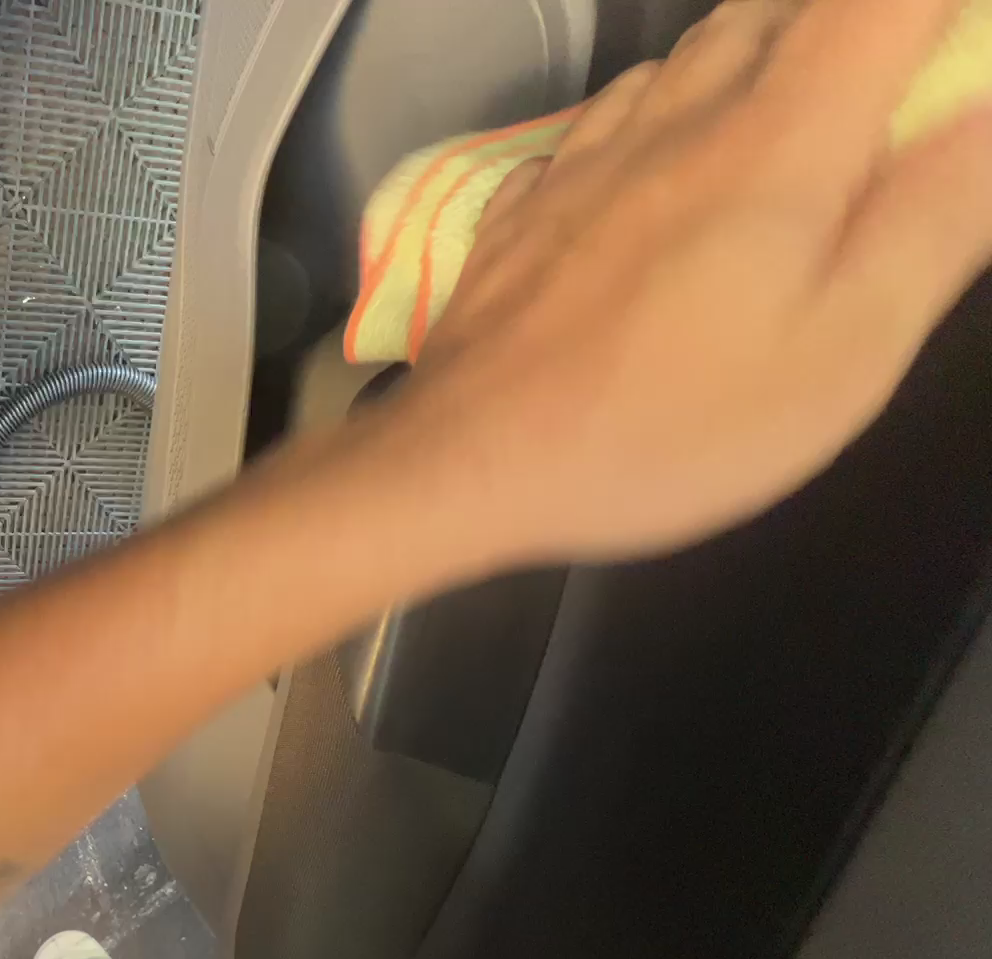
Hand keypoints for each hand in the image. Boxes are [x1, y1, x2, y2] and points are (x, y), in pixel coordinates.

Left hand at [392, 0, 991, 563]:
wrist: (460, 469)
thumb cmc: (653, 433)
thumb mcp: (838, 353)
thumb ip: (933, 218)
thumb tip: (979, 107)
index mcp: (767, 150)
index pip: (873, 3)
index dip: (922, 9)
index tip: (938, 55)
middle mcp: (652, 141)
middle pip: (752, 22)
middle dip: (826, 23)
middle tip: (864, 85)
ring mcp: (558, 186)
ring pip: (649, 79)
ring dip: (716, 72)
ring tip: (754, 121)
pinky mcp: (499, 233)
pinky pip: (567, 147)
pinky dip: (615, 137)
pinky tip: (621, 180)